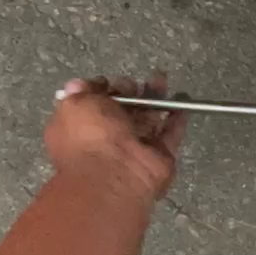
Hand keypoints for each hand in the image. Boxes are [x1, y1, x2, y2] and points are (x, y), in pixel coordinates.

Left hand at [44, 74, 186, 203]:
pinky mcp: (159, 155)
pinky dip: (177, 119)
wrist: (115, 175)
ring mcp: (134, 148)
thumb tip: (80, 85)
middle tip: (136, 83)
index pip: (91, 105)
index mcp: (79, 129)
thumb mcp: (75, 105)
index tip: (108, 82)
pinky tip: (181, 102)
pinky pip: (170, 133)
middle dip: (130, 92)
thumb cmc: (89, 137)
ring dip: (155, 99)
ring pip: (147, 118)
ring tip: (162, 79)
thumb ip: (80, 91)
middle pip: (122, 111)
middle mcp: (106, 139)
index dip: (100, 90)